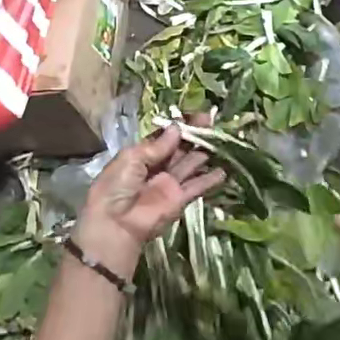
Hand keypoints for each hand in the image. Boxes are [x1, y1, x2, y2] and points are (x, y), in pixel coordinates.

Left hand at [74, 122, 223, 278]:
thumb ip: (157, 145)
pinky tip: (224, 170)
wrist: (115, 224)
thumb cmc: (117, 185)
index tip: (198, 115)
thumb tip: (177, 128)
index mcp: (141, 154)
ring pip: (191, 164)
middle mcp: (158, 167)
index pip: (165, 137)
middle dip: (195, 136)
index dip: (180, 127)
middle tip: (213, 122)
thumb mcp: (132, 158)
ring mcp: (170, 184)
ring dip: (205, 153)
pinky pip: (197, 186)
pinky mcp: (179, 200)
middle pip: (180, 149)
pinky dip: (210, 180)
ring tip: (223, 141)